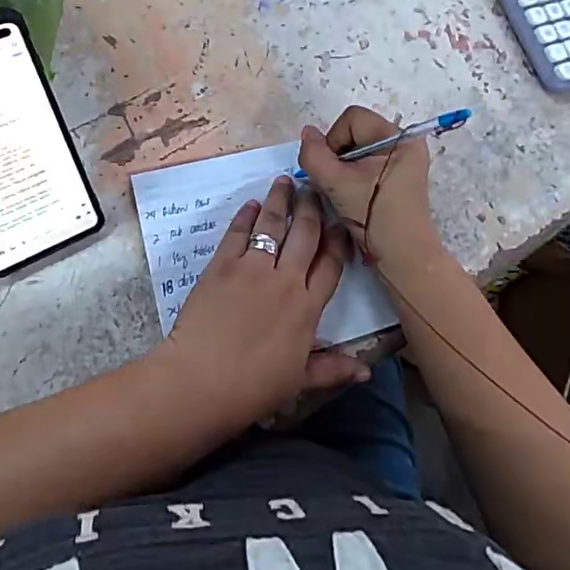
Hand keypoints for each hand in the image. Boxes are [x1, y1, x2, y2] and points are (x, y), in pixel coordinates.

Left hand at [158, 177, 368, 426]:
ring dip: (281, 201)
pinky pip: (239, 233)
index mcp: (307, 308)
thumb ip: (332, 369)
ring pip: (273, 224)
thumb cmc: (253, 387)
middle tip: (314, 190)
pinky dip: (246, 216)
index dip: (338, 242)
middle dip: (312, 209)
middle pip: (305, 235)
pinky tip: (252, 204)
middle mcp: (285, 280)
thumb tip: (367, 370)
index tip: (341, 223)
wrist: (202, 380)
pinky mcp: (222, 264)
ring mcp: (252, 268)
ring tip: (286, 182)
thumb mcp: (298, 381)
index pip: (331, 265)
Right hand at [299, 106, 436, 264]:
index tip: (330, 170)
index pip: (351, 118)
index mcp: (399, 137)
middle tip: (334, 183)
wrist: (404, 257)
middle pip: (355, 132)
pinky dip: (353, 176)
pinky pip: (367, 164)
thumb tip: (307, 133)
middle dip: (337, 155)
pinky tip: (351, 196)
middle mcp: (405, 143)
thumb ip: (314, 154)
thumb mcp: (337, 183)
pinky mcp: (398, 177)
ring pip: (358, 149)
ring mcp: (403, 161)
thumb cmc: (374, 216)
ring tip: (342, 192)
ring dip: (342, 168)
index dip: (333, 140)